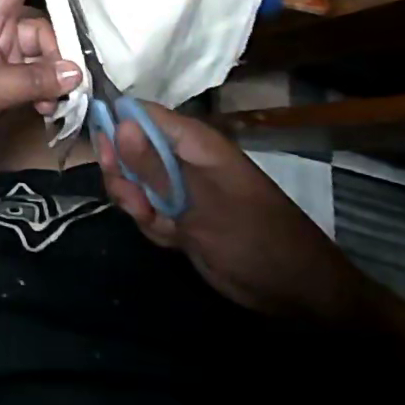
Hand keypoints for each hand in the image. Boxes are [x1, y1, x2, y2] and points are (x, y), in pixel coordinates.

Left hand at [0, 0, 81, 172]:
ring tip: (60, 98)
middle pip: (41, 30)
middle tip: (73, 75)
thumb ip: (34, 79)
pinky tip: (50, 109)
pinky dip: (47, 94)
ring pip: (42, 60)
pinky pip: (37, 84)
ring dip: (55, 77)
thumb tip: (77, 73)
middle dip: (59, 50)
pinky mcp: (5, 92)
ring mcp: (2, 66)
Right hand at [97, 103, 366, 320]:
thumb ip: (155, 167)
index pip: (139, 115)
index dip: (117, 131)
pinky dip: (154, 227)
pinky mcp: (182, 214)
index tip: (109, 162)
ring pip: (137, 184)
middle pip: (131, 150)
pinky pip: (150, 210)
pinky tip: (174, 241)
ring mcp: (182, 186)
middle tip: (139, 207)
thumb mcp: (198, 204)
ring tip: (164, 228)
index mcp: (192, 140)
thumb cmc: (251, 237)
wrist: (294, 289)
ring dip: (139, 207)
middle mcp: (183, 157)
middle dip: (126, 179)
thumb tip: (119, 122)